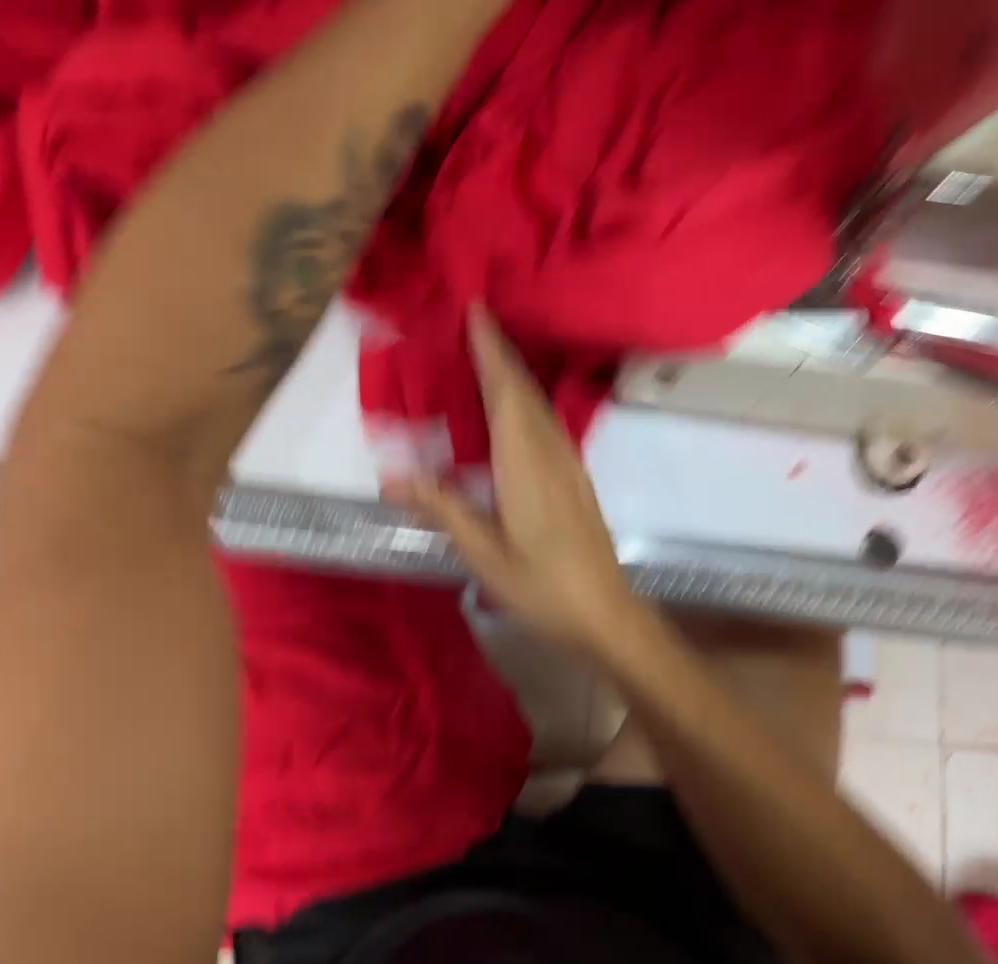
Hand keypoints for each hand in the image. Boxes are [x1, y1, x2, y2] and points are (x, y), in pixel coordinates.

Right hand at [388, 306, 643, 654]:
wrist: (605, 616)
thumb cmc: (542, 588)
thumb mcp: (484, 554)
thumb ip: (442, 509)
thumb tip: (391, 476)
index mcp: (526, 465)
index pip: (506, 394)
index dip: (492, 352)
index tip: (476, 312)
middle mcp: (551, 454)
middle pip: (525, 393)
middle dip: (500, 356)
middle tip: (471, 326)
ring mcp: (568, 467)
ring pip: (539, 409)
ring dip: (513, 379)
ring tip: (484, 361)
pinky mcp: (575, 482)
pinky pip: (546, 428)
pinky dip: (524, 406)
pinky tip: (509, 418)